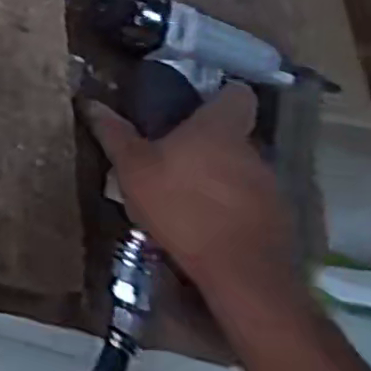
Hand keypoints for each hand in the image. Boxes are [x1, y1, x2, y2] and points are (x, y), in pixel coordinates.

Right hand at [84, 83, 295, 294]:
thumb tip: (90, 102)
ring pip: (241, 169)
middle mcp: (252, 153)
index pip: (235, 95)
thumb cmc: (182, 206)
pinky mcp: (279, 224)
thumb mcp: (132, 167)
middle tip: (173, 149)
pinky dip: (230, 203)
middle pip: (234, 134)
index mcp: (218, 130)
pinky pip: (250, 201)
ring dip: (218, 174)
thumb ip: (114, 133)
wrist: (243, 278)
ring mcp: (271, 190)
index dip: (221, 92)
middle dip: (207, 140)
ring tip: (184, 188)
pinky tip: (203, 219)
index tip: (199, 96)